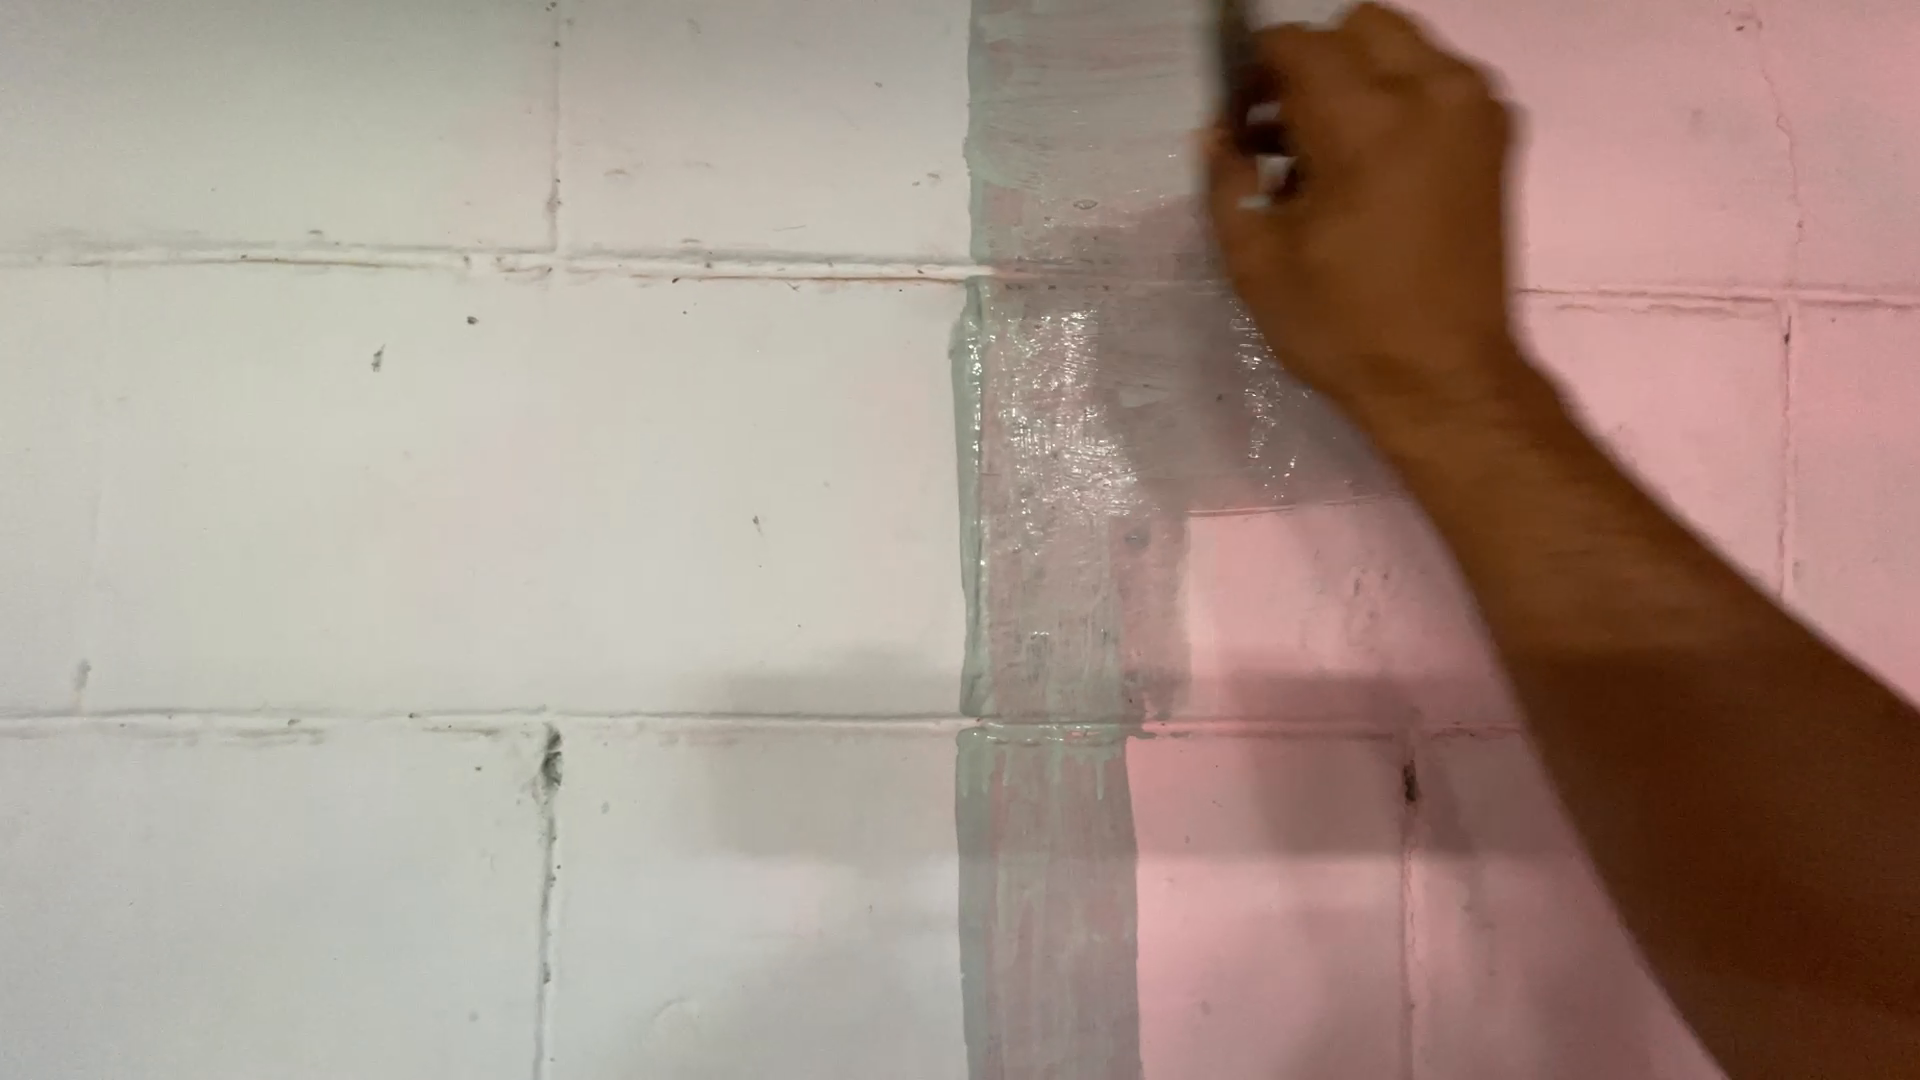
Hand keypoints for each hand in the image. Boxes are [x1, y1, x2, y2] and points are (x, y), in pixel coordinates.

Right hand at [1207, 3, 1521, 413]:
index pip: (1300, 45)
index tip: (1233, 115)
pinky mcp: (1495, 139)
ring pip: (1401, 49)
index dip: (1253, 68)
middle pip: (1359, 26)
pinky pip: (1434, 83)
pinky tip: (1362, 171)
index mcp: (1368, 124)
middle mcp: (1434, 93)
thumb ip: (1227, 184)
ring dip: (1349, 82)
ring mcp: (1475, 111)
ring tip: (1314, 159)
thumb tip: (1213, 135)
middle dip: (1306, 65)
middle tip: (1272, 131)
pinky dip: (1391, 102)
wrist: (1440, 376)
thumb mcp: (1258, 263)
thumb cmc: (1340, 326)